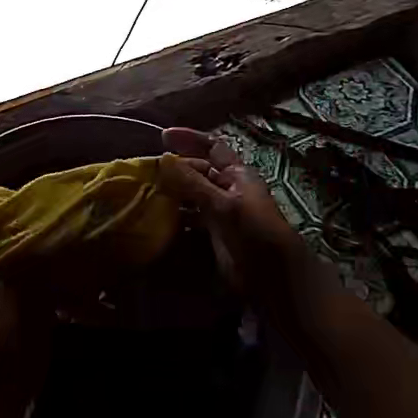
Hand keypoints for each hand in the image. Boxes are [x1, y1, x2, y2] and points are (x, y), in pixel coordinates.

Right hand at [160, 128, 304, 295]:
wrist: (273, 280)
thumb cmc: (254, 233)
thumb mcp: (223, 205)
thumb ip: (192, 182)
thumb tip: (163, 159)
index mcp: (236, 175)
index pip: (212, 147)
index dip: (189, 139)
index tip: (162, 137)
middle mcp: (226, 188)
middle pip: (195, 171)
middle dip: (173, 169)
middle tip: (145, 172)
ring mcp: (218, 211)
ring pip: (189, 194)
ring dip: (169, 193)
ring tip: (144, 193)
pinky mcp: (210, 232)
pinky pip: (187, 217)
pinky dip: (172, 215)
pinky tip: (154, 217)